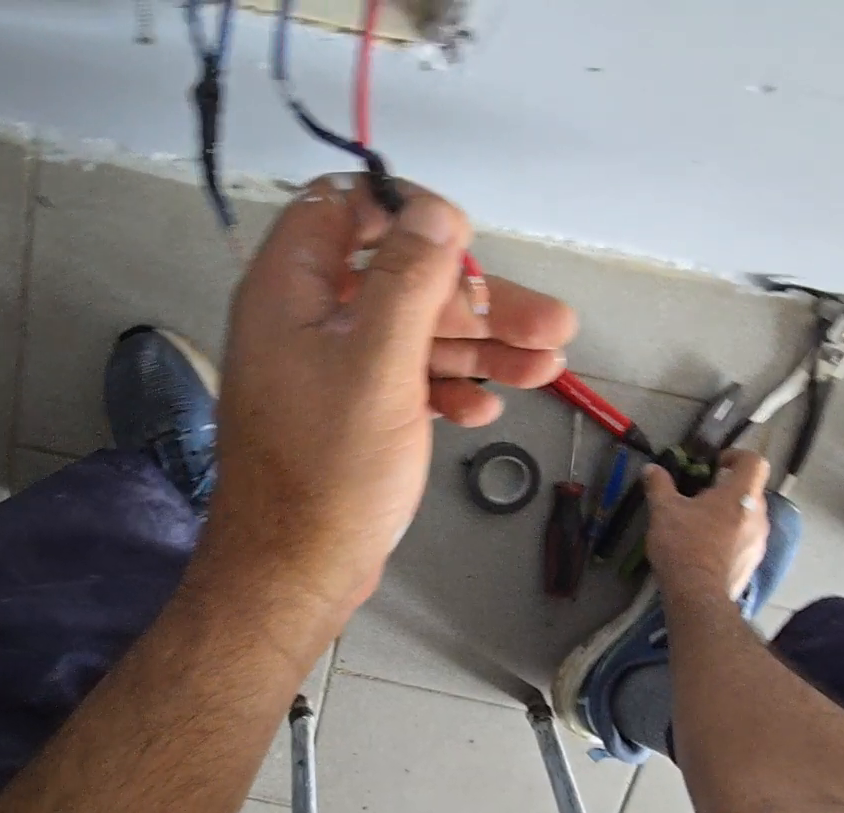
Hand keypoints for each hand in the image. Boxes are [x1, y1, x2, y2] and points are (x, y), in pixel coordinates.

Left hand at [198, 175, 578, 616]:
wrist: (295, 572)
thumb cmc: (332, 468)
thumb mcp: (379, 365)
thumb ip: (408, 280)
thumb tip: (435, 209)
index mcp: (292, 291)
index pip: (340, 208)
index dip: (403, 212)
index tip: (462, 239)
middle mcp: (307, 322)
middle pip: (398, 279)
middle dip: (476, 301)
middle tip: (552, 323)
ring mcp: (328, 371)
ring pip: (410, 335)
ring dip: (479, 348)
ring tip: (549, 367)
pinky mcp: (348, 414)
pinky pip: (401, 382)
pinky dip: (444, 390)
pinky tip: (483, 413)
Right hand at [644, 449, 771, 602]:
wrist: (697, 593)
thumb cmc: (683, 543)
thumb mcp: (663, 510)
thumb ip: (659, 486)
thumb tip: (651, 469)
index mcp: (741, 495)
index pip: (755, 462)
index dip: (737, 456)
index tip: (716, 465)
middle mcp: (759, 515)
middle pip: (750, 491)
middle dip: (727, 490)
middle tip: (699, 498)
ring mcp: (760, 540)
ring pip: (747, 517)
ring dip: (728, 515)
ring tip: (700, 525)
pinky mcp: (754, 562)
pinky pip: (745, 540)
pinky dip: (729, 537)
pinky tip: (705, 549)